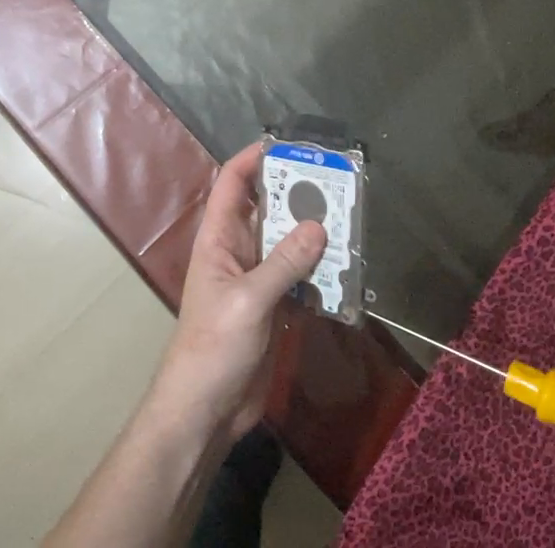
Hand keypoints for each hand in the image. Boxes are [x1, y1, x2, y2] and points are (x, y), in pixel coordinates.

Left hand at [147, 144, 325, 440]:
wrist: (205, 409)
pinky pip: (299, 278)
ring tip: (350, 217)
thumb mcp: (248, 300)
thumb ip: (283, 263)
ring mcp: (256, 281)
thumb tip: (319, 225)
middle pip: (267, 210)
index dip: (253, 159)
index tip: (288, 144)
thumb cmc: (213, 347)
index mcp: (219, 241)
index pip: (232, 185)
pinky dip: (320, 271)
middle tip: (337, 181)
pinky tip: (346, 266)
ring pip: (287, 244)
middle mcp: (238, 253)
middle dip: (297, 194)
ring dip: (314, 233)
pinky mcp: (273, 308)